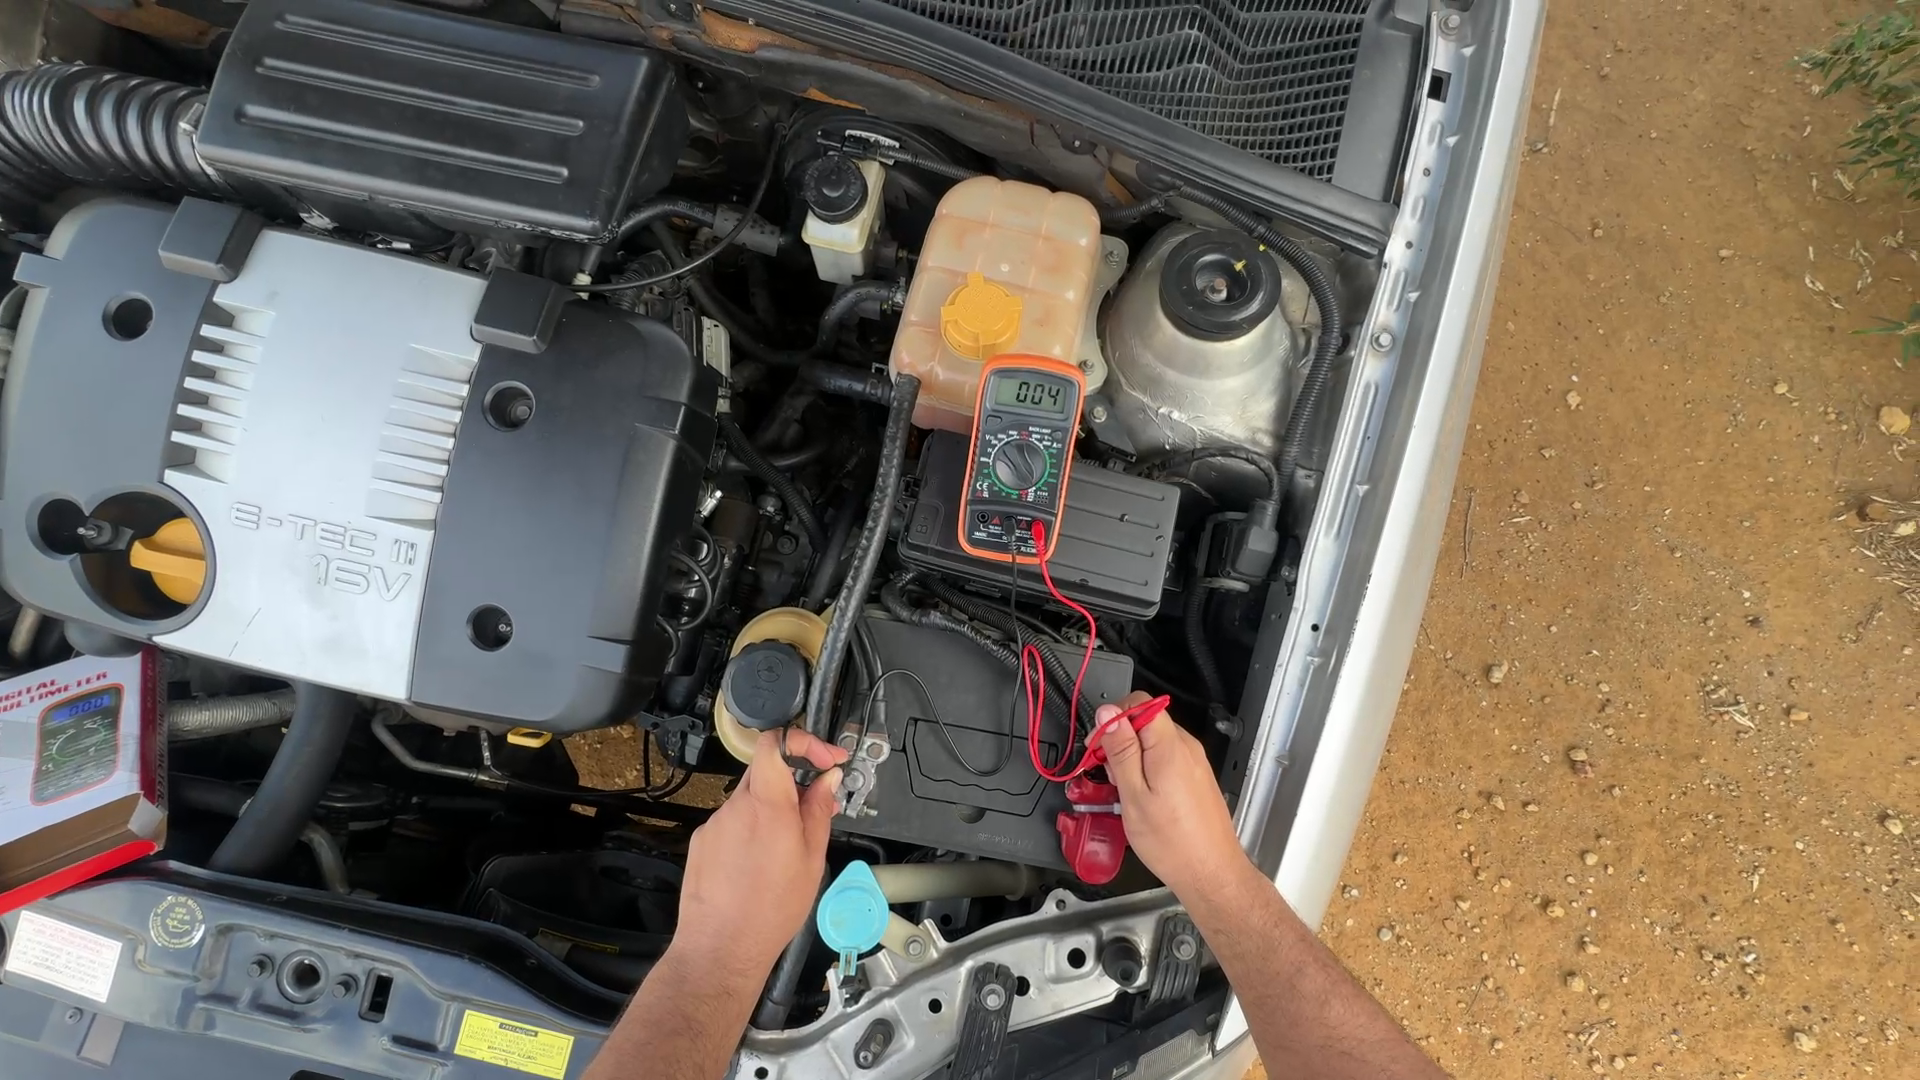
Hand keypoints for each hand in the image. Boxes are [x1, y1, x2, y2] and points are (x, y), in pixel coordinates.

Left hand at [670, 729, 848, 976]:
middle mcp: (736, 805)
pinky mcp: (701, 841)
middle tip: (816, 806)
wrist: (720, 950)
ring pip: (749, 799)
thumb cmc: (772, 908)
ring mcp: (714, 823)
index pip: (775, 743)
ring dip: (771, 810)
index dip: (803, 742)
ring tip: (786, 847)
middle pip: (765, 771)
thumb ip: (819, 809)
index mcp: (767, 803)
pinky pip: (732, 821)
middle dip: (793, 782)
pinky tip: (758, 863)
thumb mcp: (812, 857)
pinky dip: (750, 830)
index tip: (825, 759)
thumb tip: (827, 778)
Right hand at [1091, 691, 1247, 895]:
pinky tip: (1143, 794)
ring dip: (1133, 755)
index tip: (1100, 743)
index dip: (1114, 717)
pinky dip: (1148, 767)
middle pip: (1146, 720)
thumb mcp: (1134, 796)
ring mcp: (1194, 761)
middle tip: (1110, 771)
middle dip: (1121, 739)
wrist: (1211, 874)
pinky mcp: (1195, 776)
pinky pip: (1165, 756)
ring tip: (1126, 788)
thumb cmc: (1172, 843)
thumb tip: (1108, 714)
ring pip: (1154, 739)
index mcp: (1170, 747)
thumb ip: (1121, 751)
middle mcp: (1187, 747)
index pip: (1140, 703)